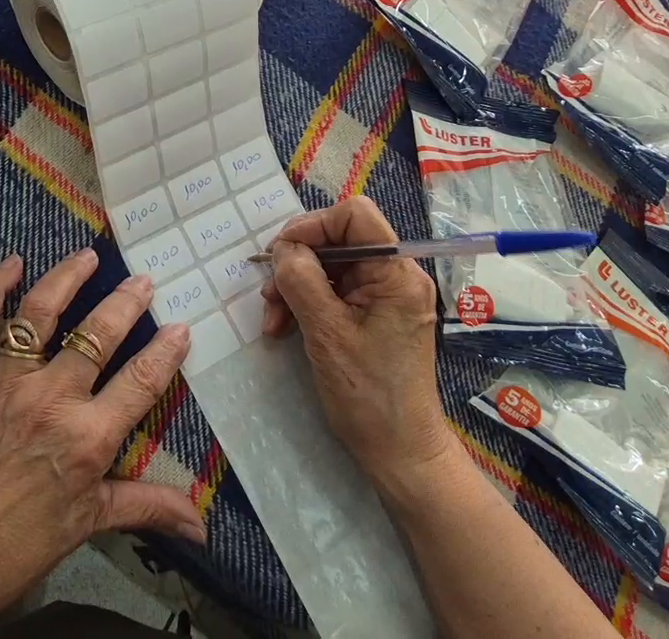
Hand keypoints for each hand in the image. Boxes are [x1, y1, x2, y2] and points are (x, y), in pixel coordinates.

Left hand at [0, 250, 203, 633]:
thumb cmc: (21, 542)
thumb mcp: (90, 522)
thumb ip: (147, 507)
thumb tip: (203, 526)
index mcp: (87, 438)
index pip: (139, 383)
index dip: (165, 352)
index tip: (181, 326)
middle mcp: (50, 399)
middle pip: (96, 336)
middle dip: (125, 302)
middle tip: (143, 280)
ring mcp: (6, 381)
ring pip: (39, 314)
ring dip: (66, 279)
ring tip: (87, 255)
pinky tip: (12, 264)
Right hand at [262, 197, 455, 476]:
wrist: (398, 451)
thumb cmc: (367, 393)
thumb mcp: (326, 333)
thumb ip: (302, 280)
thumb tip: (284, 248)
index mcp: (397, 274)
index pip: (355, 216)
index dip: (314, 226)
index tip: (283, 254)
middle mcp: (396, 276)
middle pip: (338, 240)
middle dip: (298, 262)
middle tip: (270, 294)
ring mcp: (385, 297)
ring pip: (329, 266)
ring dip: (295, 286)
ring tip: (273, 319)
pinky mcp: (373, 316)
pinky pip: (333, 291)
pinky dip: (305, 304)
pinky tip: (284, 328)